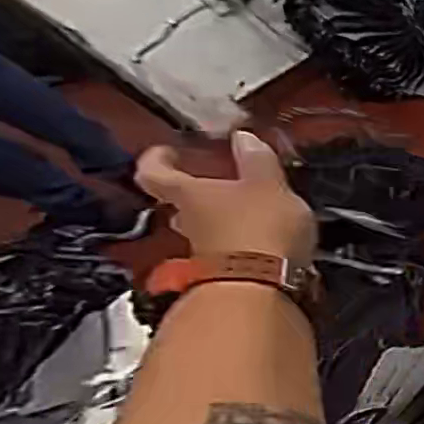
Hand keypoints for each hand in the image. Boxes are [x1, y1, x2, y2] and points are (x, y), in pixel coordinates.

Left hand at [136, 130, 316, 263]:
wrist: (263, 286)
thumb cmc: (259, 226)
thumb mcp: (268, 184)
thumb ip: (257, 161)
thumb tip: (244, 138)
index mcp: (189, 193)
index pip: (155, 172)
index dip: (157, 159)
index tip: (167, 151)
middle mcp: (188, 221)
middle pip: (181, 203)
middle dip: (198, 193)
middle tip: (220, 182)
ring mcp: (205, 251)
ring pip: (207, 228)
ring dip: (223, 220)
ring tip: (253, 211)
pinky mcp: (228, 273)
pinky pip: (231, 249)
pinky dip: (244, 241)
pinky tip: (268, 237)